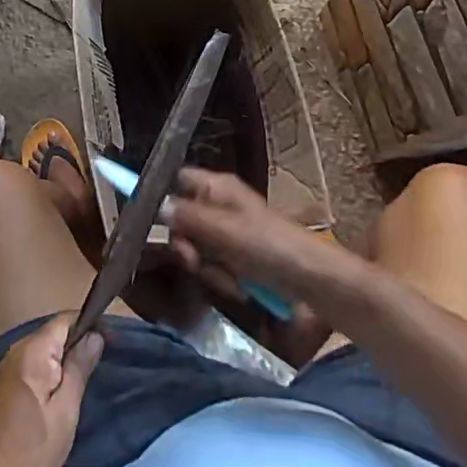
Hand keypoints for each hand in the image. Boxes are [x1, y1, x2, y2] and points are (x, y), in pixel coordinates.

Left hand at [0, 313, 103, 466]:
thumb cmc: (34, 446)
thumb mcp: (65, 410)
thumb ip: (79, 368)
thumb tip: (95, 335)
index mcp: (33, 351)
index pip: (64, 319)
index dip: (88, 323)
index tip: (109, 338)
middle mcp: (17, 349)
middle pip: (54, 332)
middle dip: (77, 340)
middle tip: (101, 360)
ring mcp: (8, 364)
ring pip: (44, 346)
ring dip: (64, 356)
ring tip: (86, 373)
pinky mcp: (5, 380)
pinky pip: (34, 360)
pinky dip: (50, 367)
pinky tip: (62, 386)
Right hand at [167, 168, 360, 300]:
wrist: (313, 280)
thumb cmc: (269, 245)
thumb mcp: (224, 230)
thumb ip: (187, 217)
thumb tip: (156, 206)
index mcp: (216, 187)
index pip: (178, 179)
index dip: (163, 195)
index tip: (153, 221)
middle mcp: (218, 204)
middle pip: (182, 219)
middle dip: (187, 245)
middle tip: (194, 261)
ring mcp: (228, 232)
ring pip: (196, 247)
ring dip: (207, 267)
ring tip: (229, 279)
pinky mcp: (237, 257)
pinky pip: (213, 265)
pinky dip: (222, 278)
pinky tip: (239, 287)